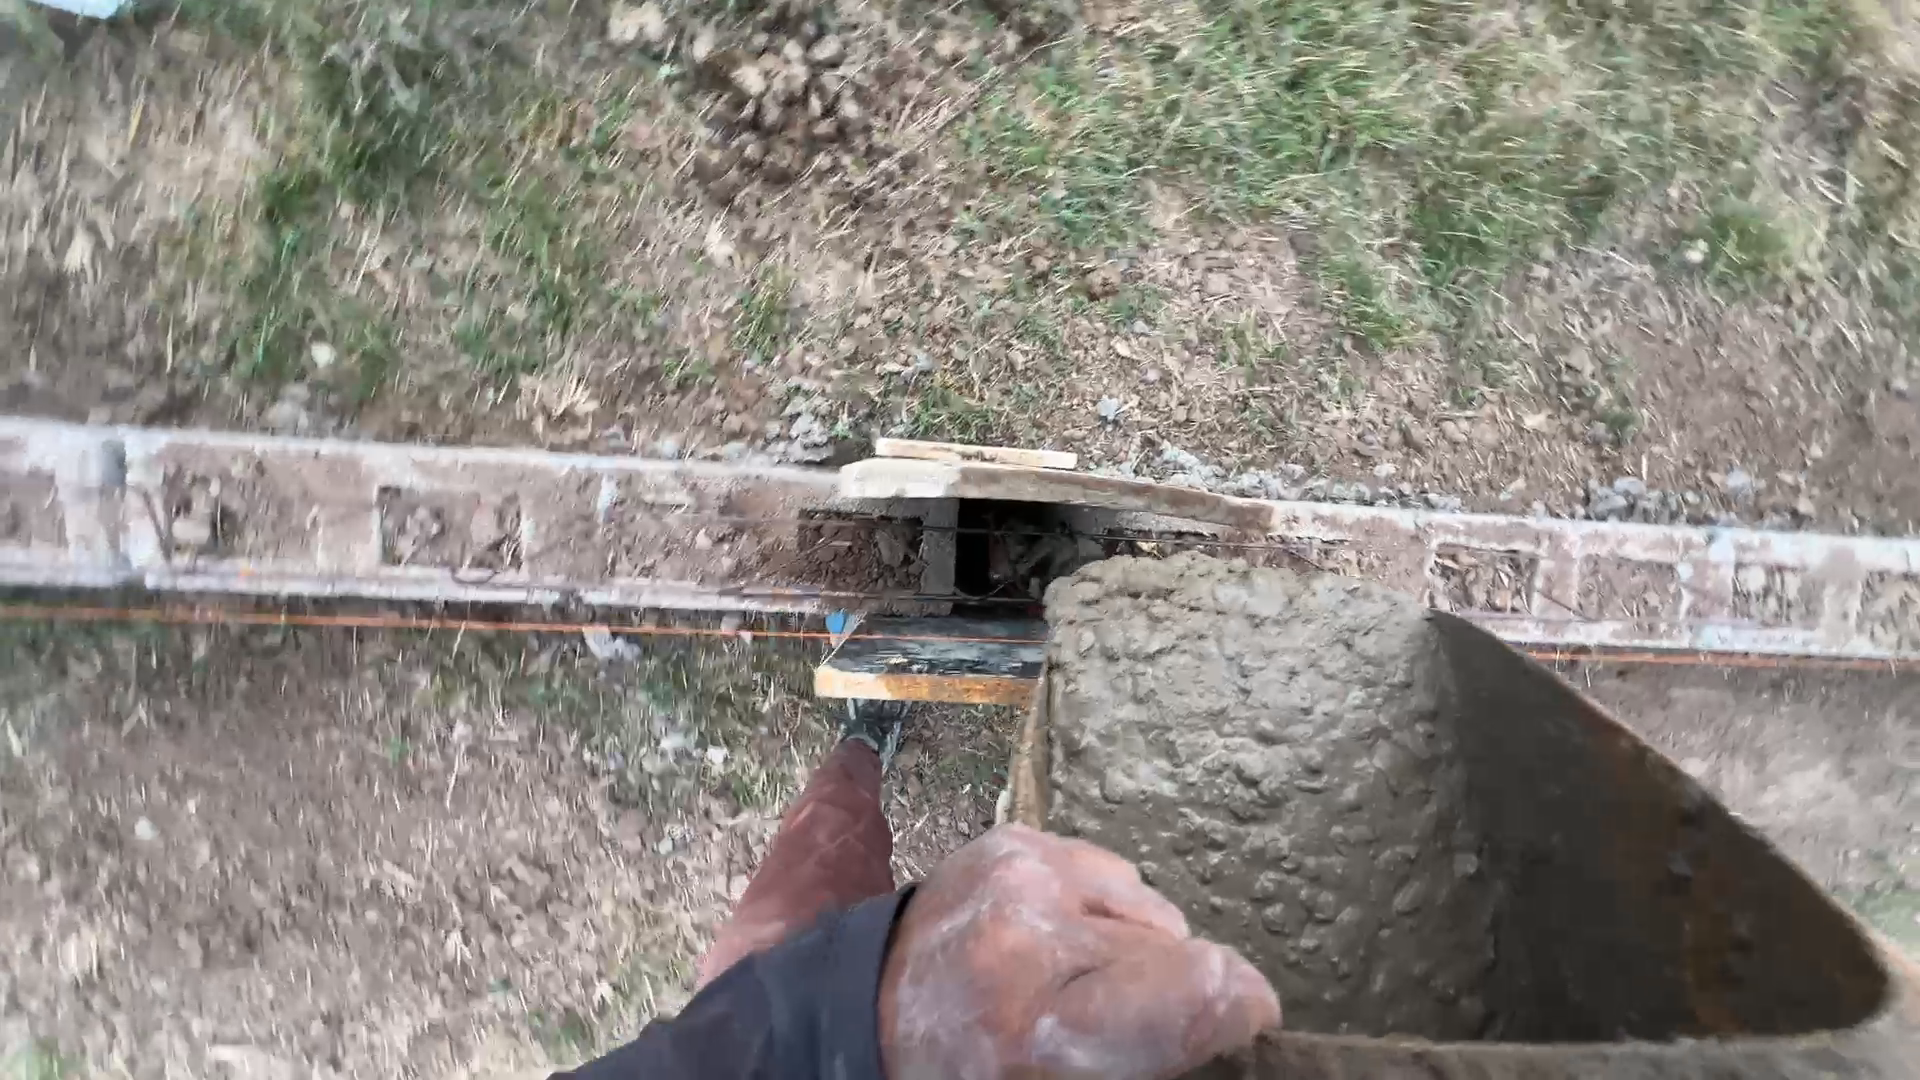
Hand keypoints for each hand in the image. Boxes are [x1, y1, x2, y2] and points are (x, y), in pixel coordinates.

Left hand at [878, 824, 1280, 1079]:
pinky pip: (1106, 865)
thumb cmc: (970, 1065)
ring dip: (1134, 935)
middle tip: (1122, 1006)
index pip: (1186, 986)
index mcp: (1041, 1022)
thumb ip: (1149, 1047)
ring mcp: (1019, 867)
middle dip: (1171, 978)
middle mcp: (1032, 927)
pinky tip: (1060, 925)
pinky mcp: (1012, 835)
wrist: (876, 998)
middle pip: (1172, 939)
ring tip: (1082, 963)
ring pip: (1144, 896)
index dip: (1236, 1000)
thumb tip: (1236, 1003)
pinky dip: (1102, 900)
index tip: (1248, 1017)